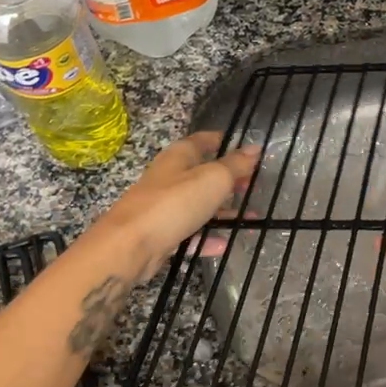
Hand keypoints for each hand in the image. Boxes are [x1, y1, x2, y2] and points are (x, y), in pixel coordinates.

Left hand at [92, 131, 258, 280]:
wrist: (130, 246)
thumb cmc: (175, 203)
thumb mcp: (213, 179)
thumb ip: (235, 165)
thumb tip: (255, 148)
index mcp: (179, 156)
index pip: (204, 140)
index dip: (226, 141)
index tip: (249, 150)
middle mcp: (169, 177)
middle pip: (203, 174)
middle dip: (229, 180)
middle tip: (252, 186)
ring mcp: (164, 206)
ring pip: (199, 205)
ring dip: (223, 211)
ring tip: (250, 218)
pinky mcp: (161, 233)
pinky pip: (190, 233)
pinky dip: (207, 237)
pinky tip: (224, 244)